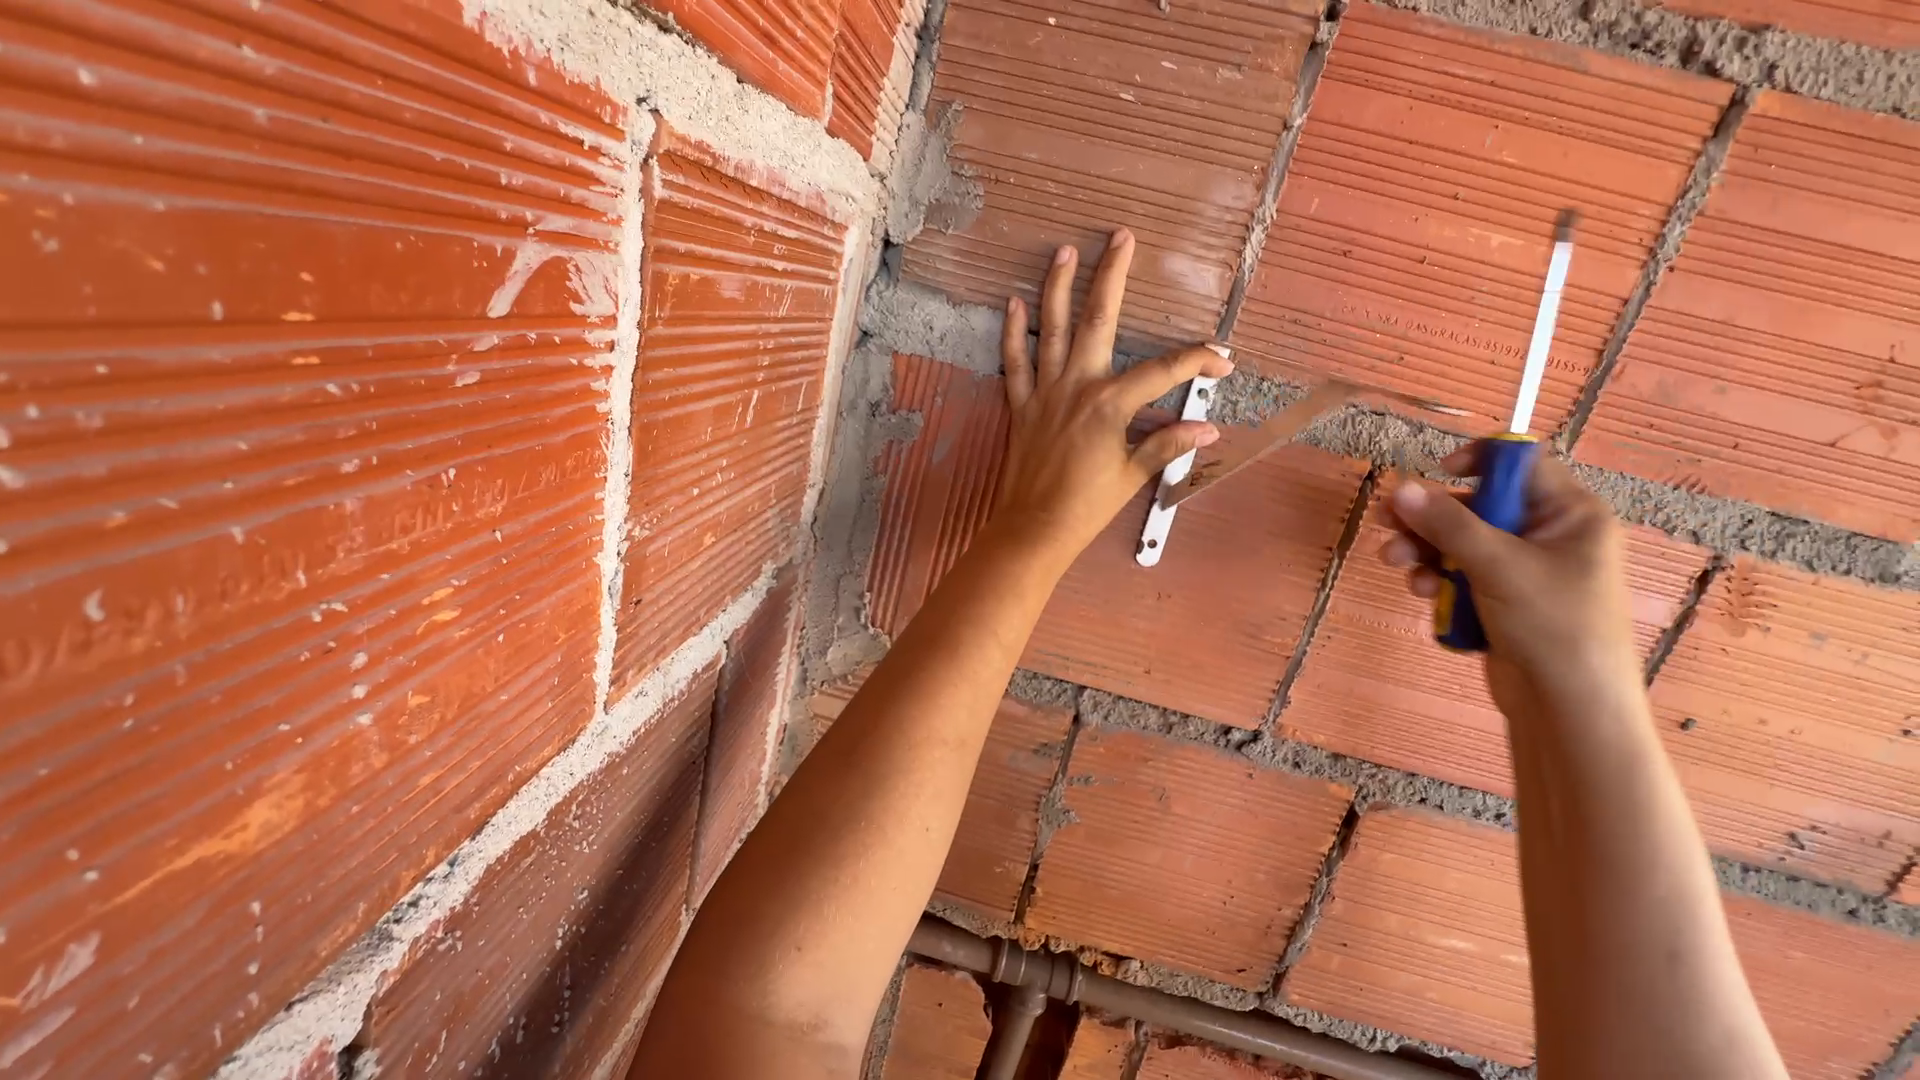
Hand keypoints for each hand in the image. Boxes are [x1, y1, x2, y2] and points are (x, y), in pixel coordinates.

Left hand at [989, 229, 1233, 564]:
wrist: (1034, 529)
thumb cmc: (1086, 506)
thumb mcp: (1133, 476)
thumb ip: (1167, 445)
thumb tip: (1207, 430)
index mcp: (1110, 404)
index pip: (1164, 371)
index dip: (1197, 361)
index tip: (1222, 360)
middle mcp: (1077, 386)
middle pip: (1099, 320)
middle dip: (1113, 275)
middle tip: (1122, 237)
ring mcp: (1045, 393)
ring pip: (1052, 330)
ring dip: (1058, 288)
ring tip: (1065, 251)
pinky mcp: (1021, 406)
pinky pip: (1014, 363)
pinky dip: (1013, 334)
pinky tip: (1013, 304)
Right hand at [1381, 445, 1643, 724]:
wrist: (1568, 706)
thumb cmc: (1551, 624)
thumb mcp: (1497, 565)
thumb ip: (1447, 524)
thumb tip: (1401, 489)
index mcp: (1569, 514)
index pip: (1522, 463)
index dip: (1478, 460)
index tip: (1437, 473)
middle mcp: (1548, 535)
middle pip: (1477, 506)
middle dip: (1430, 518)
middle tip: (1385, 522)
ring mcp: (1523, 570)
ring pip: (1460, 542)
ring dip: (1424, 550)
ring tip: (1394, 564)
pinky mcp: (1502, 600)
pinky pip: (1460, 574)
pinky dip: (1437, 579)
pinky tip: (1423, 593)